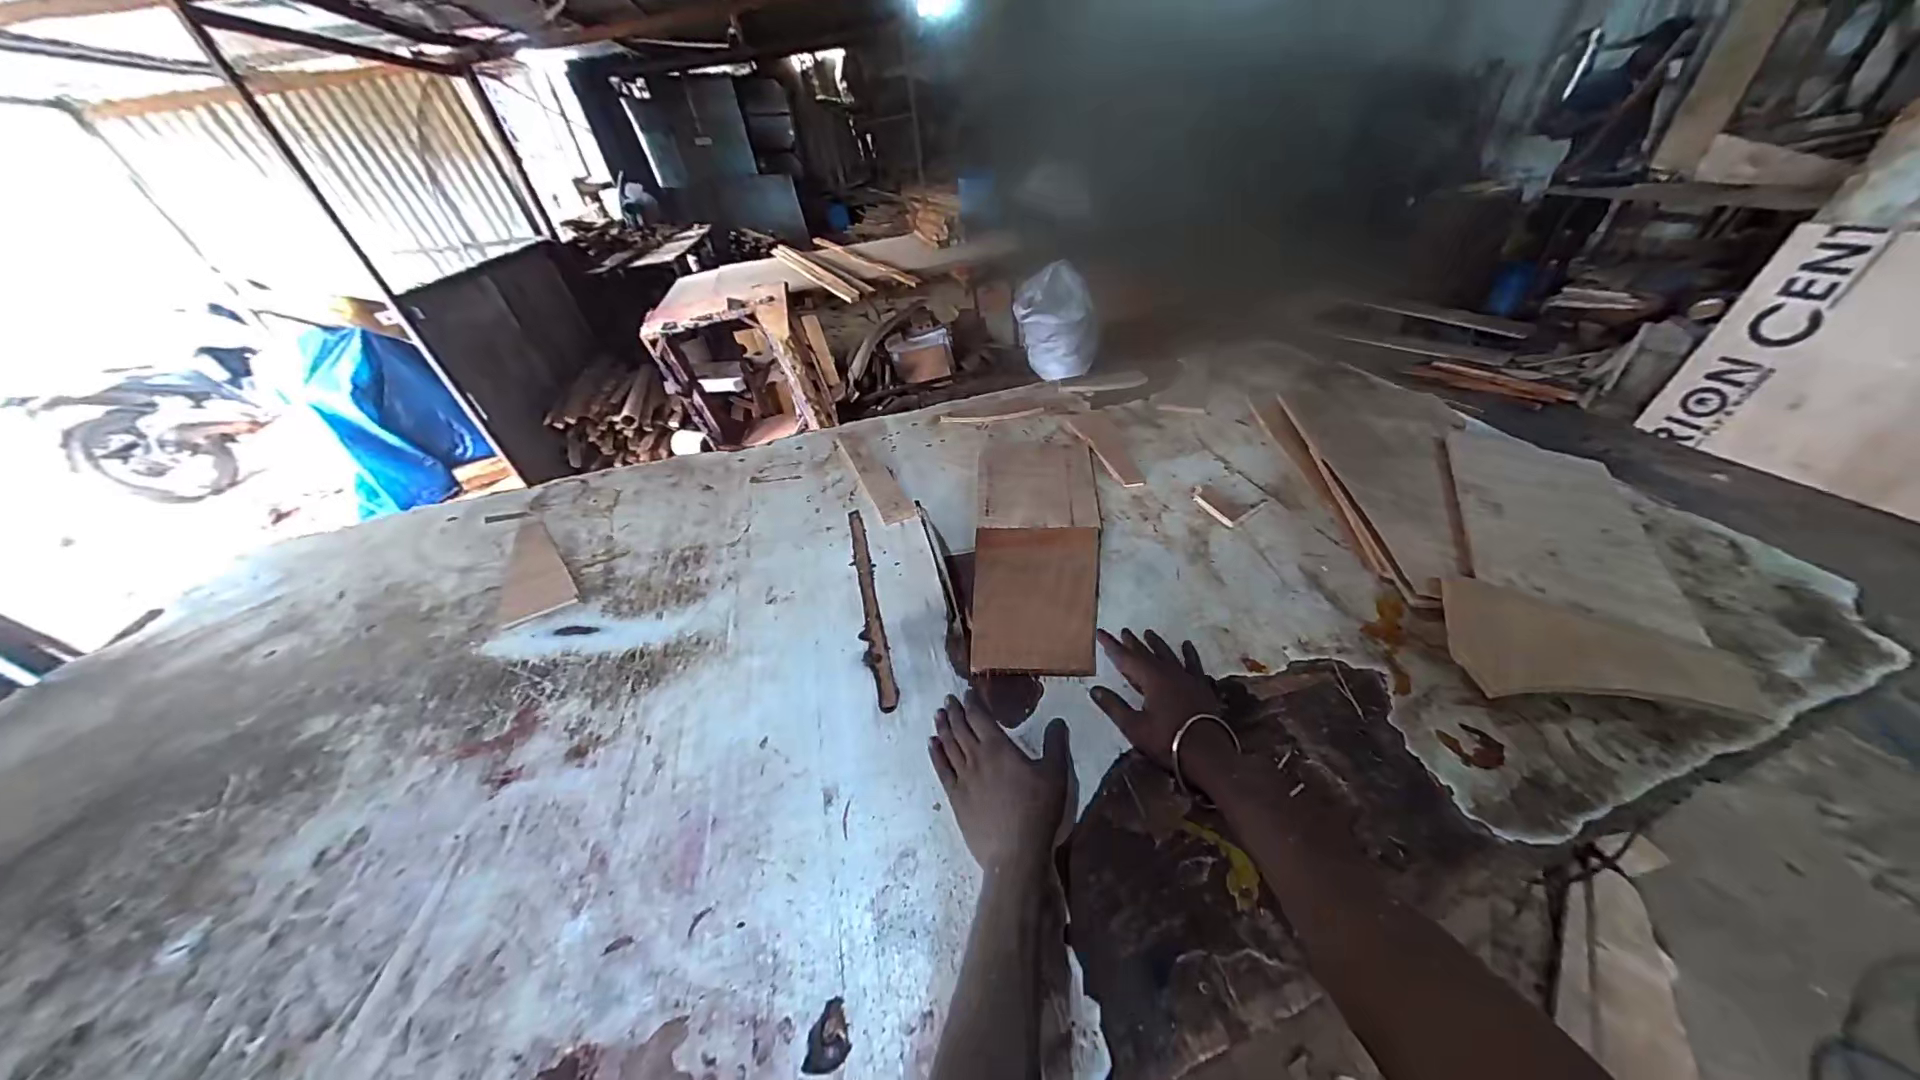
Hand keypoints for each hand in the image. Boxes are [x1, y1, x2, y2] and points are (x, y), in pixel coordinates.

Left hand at [929, 691, 1070, 878]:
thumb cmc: (1039, 811)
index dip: (972, 702)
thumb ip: (1056, 744)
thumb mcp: (1057, 774)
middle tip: (948, 699)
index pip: (980, 717)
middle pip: (961, 728)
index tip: (967, 692)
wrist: (1016, 853)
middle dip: (954, 711)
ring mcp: (963, 779)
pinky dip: (936, 754)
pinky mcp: (956, 799)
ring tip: (938, 715)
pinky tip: (932, 745)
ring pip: (948, 746)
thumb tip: (1058, 721)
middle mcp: (976, 758)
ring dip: (943, 728)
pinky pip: (942, 770)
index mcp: (999, 748)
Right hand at [1089, 629, 1232, 777]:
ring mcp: (1187, 679)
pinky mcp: (1202, 687)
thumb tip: (1095, 689)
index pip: (1125, 658)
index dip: (1112, 646)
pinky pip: (1194, 665)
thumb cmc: (1166, 740)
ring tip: (1149, 633)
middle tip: (1124, 631)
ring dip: (1157, 644)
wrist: (1208, 754)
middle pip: (1147, 654)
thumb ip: (1113, 706)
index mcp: (1151, 679)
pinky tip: (1187, 646)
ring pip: (1168, 655)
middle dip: (1133, 643)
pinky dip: (1189, 654)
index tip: (1102, 633)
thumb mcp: (1134, 727)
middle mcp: (1168, 673)